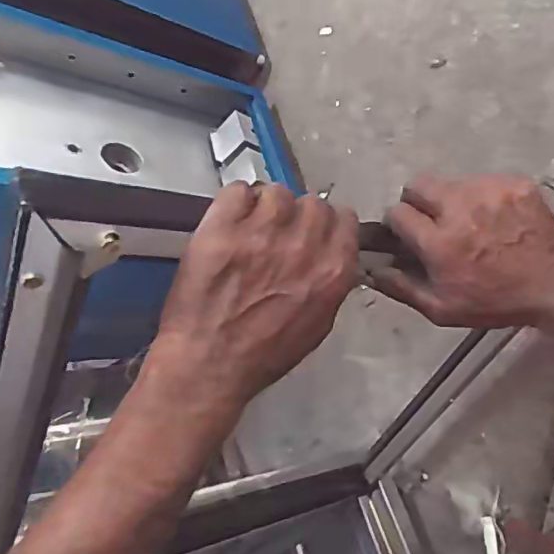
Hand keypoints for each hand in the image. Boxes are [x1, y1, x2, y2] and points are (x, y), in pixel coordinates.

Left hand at [148, 182, 358, 412]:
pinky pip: (237, 190)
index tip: (313, 233)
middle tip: (279, 235)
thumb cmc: (266, 352)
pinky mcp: (222, 227)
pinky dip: (235, 203)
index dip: (327, 225)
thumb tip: (331, 257)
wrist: (210, 363)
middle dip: (298, 216)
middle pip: (312, 202)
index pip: (344, 218)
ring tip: (250, 230)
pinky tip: (229, 224)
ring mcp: (262, 232)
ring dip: (266, 208)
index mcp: (333, 269)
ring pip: (276, 192)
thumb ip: (332, 282)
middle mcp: (304, 244)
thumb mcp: (319, 324)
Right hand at [370, 174, 553, 327]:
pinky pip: (483, 180)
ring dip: (451, 199)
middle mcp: (460, 209)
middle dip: (418, 202)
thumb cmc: (496, 301)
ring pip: (451, 181)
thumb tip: (372, 269)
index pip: (398, 213)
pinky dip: (482, 197)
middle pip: (417, 184)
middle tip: (433, 221)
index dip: (399, 225)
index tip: (409, 235)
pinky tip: (494, 219)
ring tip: (470, 223)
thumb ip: (402, 287)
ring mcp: (489, 192)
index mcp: (440, 242)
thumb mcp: (443, 309)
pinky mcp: (513, 183)